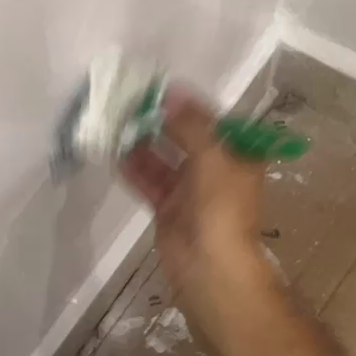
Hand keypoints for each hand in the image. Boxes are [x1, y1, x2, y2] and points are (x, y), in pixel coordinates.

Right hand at [120, 87, 272, 305]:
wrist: (209, 265)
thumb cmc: (221, 208)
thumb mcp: (212, 157)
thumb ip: (190, 125)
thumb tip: (171, 93)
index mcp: (238, 156)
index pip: (214, 122)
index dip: (190, 106)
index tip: (161, 89)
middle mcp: (216, 170)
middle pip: (186, 139)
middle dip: (163, 123)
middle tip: (134, 103)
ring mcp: (190, 191)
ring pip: (165, 160)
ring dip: (145, 144)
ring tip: (120, 124)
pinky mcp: (168, 209)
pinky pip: (150, 182)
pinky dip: (135, 169)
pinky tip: (116, 153)